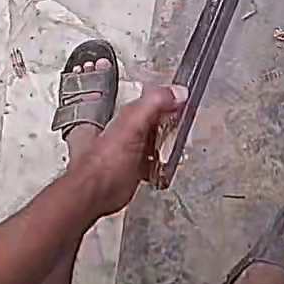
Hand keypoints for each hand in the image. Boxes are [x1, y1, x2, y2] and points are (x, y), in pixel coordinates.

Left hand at [68, 83, 185, 218]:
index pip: (159, 99)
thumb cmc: (106, 161)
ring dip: (172, 147)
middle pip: (163, 121)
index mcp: (132, 115)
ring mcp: (136, 149)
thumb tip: (177, 91)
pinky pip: (158, 163)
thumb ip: (153, 104)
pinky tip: (163, 171)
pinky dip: (164, 167)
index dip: (175, 101)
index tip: (188, 108)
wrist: (94, 192)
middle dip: (177, 127)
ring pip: (162, 141)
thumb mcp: (132, 125)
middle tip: (184, 135)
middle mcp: (133, 129)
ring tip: (175, 153)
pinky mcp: (138, 168)